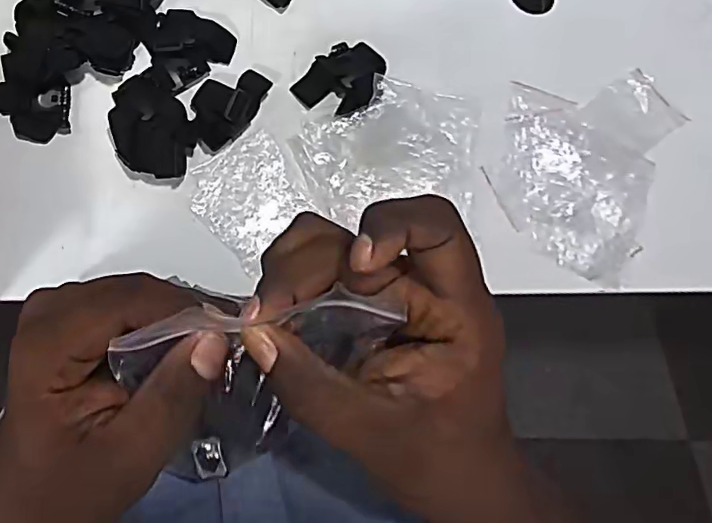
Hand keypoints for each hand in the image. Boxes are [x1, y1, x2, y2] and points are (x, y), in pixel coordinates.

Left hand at [0, 273, 224, 522]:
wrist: (24, 490)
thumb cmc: (66, 483)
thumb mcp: (127, 457)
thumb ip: (170, 397)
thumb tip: (211, 341)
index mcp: (48, 340)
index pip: (129, 300)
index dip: (182, 310)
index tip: (225, 332)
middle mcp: (46, 308)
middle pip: (129, 290)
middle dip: (179, 314)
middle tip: (219, 346)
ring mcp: (52, 306)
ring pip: (128, 291)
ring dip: (167, 316)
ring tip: (199, 350)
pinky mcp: (62, 312)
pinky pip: (117, 300)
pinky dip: (149, 320)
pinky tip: (168, 349)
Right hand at [242, 197, 568, 522]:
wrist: (455, 483)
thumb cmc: (441, 462)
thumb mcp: (378, 436)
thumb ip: (314, 389)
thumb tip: (256, 336)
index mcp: (453, 310)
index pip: (435, 228)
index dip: (392, 226)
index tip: (357, 266)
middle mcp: (414, 284)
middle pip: (350, 234)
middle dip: (303, 268)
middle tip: (272, 311)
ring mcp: (379, 285)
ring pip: (322, 240)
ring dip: (285, 267)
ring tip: (269, 310)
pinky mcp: (350, 295)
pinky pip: (307, 261)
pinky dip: (282, 278)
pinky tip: (273, 312)